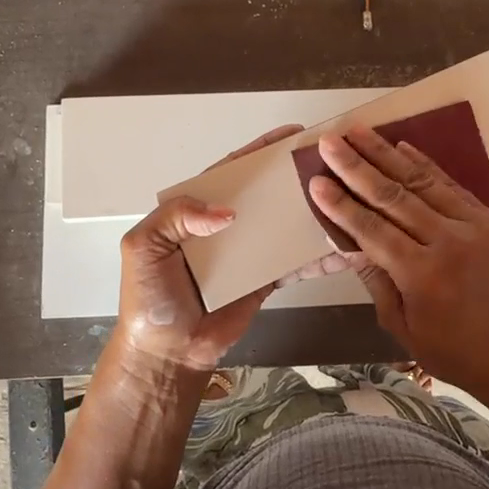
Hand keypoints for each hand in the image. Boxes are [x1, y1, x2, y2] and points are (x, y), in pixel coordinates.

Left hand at [112, 125, 356, 373]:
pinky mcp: (265, 281)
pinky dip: (317, 257)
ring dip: (311, 212)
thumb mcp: (143, 247)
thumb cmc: (149, 299)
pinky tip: (343, 247)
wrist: (166, 353)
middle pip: (264, 194)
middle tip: (328, 161)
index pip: (229, 173)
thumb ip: (175, 218)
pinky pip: (294, 263)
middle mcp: (225, 227)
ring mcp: (248, 253)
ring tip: (344, 196)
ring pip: (283, 224)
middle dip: (293, 176)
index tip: (289, 135)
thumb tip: (226, 212)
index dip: (258, 152)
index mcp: (194, 212)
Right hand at [306, 128, 488, 403]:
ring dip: (386, 154)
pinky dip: (424, 164)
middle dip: (356, 167)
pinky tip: (400, 146)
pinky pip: (450, 185)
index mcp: (423, 274)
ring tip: (357, 131)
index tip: (315, 180)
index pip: (372, 230)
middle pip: (394, 196)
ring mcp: (474, 226)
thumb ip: (372, 275)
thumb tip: (342, 238)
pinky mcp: (488, 219)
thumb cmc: (447, 348)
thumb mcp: (398, 322)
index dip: (341, 205)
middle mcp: (450, 242)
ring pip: (422, 181)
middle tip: (329, 142)